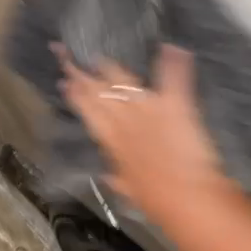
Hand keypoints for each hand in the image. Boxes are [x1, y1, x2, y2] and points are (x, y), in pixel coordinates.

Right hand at [56, 44, 236, 222]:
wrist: (186, 197)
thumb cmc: (158, 202)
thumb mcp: (130, 192)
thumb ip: (118, 179)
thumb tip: (108, 175)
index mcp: (113, 143)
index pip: (88, 113)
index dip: (76, 96)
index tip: (65, 82)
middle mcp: (125, 122)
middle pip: (99, 93)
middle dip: (82, 74)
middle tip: (67, 56)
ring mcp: (149, 110)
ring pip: (123, 82)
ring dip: (110, 69)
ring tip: (99, 58)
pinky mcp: (175, 105)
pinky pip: (172, 78)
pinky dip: (173, 62)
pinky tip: (171, 48)